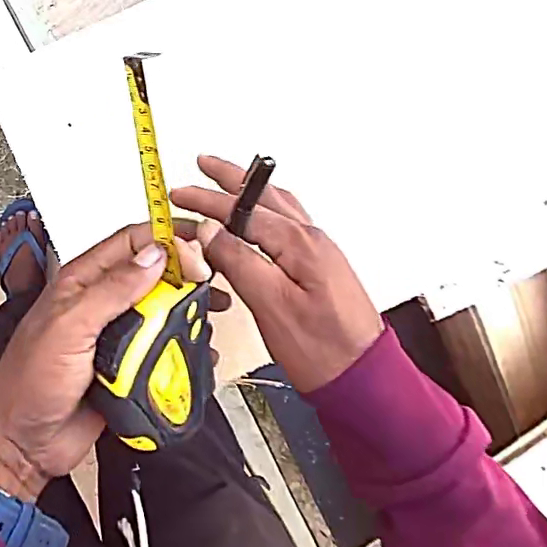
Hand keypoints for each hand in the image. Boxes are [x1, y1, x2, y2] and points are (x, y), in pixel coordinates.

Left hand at [0, 223, 210, 499]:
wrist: (23, 443)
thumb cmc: (29, 380)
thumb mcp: (69, 327)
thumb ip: (111, 290)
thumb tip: (153, 256)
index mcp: (81, 282)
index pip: (129, 244)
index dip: (164, 240)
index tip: (197, 248)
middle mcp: (99, 303)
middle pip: (151, 275)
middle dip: (184, 271)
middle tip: (213, 281)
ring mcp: (114, 335)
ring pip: (160, 310)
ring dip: (188, 308)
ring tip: (216, 309)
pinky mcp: (126, 366)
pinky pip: (161, 349)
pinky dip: (184, 346)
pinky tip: (202, 350)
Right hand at [172, 155, 383, 392]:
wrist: (366, 382)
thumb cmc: (324, 351)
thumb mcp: (272, 305)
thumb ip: (238, 261)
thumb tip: (210, 231)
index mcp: (299, 244)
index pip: (242, 210)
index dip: (206, 200)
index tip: (180, 195)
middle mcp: (312, 240)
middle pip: (263, 195)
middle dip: (229, 177)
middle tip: (204, 164)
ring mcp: (318, 251)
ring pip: (277, 204)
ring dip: (248, 188)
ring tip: (227, 178)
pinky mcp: (319, 265)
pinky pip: (286, 219)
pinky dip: (264, 206)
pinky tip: (258, 213)